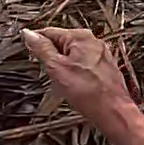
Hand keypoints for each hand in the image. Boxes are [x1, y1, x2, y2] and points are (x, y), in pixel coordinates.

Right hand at [21, 27, 137, 135]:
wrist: (114, 112)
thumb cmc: (89, 92)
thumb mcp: (57, 68)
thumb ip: (41, 49)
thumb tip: (29, 34)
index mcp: (80, 36)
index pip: (49, 32)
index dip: (36, 43)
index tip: (29, 52)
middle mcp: (93, 41)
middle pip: (62, 43)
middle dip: (52, 57)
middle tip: (50, 73)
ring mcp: (101, 54)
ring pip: (73, 55)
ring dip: (64, 66)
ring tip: (64, 82)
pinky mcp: (105, 68)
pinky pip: (84, 65)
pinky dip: (76, 73)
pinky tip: (76, 87)